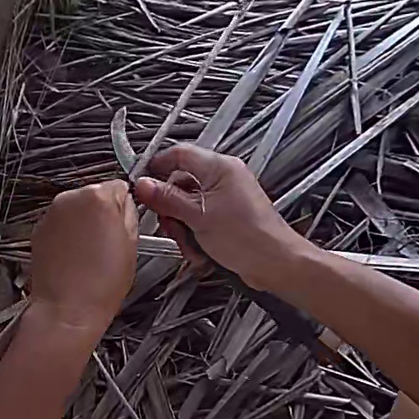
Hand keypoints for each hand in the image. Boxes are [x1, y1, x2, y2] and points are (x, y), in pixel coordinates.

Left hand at [28, 180, 138, 330]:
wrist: (66, 310)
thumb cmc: (99, 286)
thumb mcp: (132, 245)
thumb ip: (129, 216)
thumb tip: (125, 206)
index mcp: (98, 197)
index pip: (119, 186)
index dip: (124, 208)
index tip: (123, 223)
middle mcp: (71, 199)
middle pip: (95, 196)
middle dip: (103, 215)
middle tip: (109, 243)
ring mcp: (52, 214)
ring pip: (77, 210)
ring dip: (84, 224)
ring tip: (91, 254)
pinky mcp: (39, 229)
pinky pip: (61, 224)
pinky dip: (68, 235)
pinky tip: (76, 257)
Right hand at [133, 144, 314, 291]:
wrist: (276, 264)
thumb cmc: (250, 238)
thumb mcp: (198, 217)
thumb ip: (167, 199)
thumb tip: (143, 185)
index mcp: (220, 168)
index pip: (178, 154)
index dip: (156, 167)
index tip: (141, 184)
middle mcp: (224, 178)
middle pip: (180, 184)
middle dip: (170, 208)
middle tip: (170, 223)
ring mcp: (226, 198)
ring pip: (187, 206)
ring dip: (182, 226)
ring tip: (190, 242)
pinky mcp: (227, 217)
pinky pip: (199, 220)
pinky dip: (195, 235)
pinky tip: (200, 249)